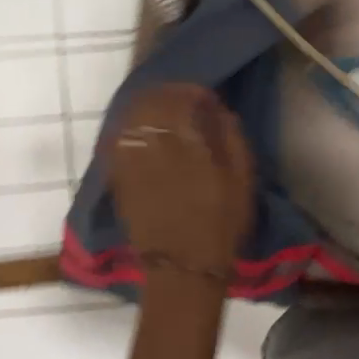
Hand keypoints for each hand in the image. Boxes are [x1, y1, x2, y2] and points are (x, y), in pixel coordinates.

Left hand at [107, 84, 254, 277]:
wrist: (183, 267)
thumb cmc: (221, 224)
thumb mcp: (242, 181)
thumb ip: (232, 140)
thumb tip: (221, 111)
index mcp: (189, 144)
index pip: (182, 99)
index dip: (191, 91)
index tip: (204, 96)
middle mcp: (155, 147)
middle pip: (151, 104)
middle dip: (164, 93)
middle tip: (179, 96)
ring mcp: (132, 162)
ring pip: (130, 118)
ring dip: (143, 106)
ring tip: (157, 108)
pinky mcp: (120, 178)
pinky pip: (116, 142)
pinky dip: (126, 129)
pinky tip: (137, 130)